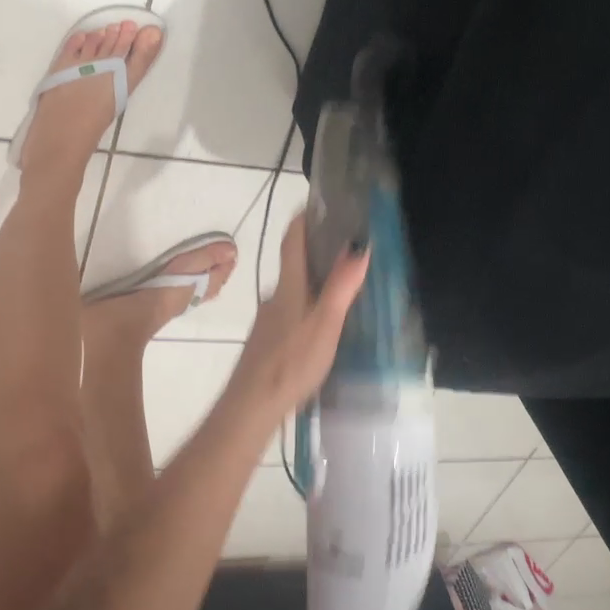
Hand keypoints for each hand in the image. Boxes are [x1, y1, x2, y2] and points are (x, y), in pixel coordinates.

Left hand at [227, 210, 369, 417]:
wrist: (251, 404)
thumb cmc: (291, 362)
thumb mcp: (325, 324)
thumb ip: (341, 286)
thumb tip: (358, 245)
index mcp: (288, 287)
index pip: (292, 241)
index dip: (303, 219)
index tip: (319, 205)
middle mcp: (274, 296)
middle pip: (293, 264)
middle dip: (315, 252)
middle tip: (346, 248)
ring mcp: (267, 320)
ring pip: (292, 290)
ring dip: (312, 282)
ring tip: (341, 287)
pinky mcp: (266, 342)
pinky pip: (289, 312)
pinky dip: (306, 306)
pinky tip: (320, 325)